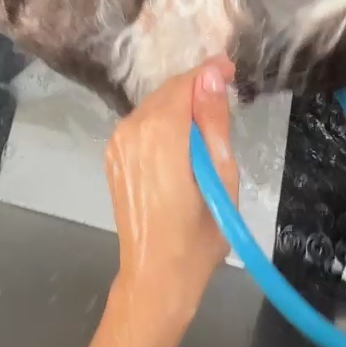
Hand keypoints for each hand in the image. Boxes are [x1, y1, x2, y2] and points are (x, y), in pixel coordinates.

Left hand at [104, 57, 238, 315]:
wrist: (156, 277)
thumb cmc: (200, 233)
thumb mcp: (221, 176)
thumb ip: (214, 121)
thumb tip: (211, 75)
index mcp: (160, 132)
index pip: (185, 83)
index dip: (209, 72)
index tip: (232, 69)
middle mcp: (132, 128)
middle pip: (168, 92)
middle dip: (196, 90)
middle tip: (226, 100)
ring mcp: (118, 143)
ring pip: (154, 106)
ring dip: (180, 107)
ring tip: (207, 129)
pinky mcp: (113, 156)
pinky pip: (142, 125)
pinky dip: (163, 125)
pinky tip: (182, 147)